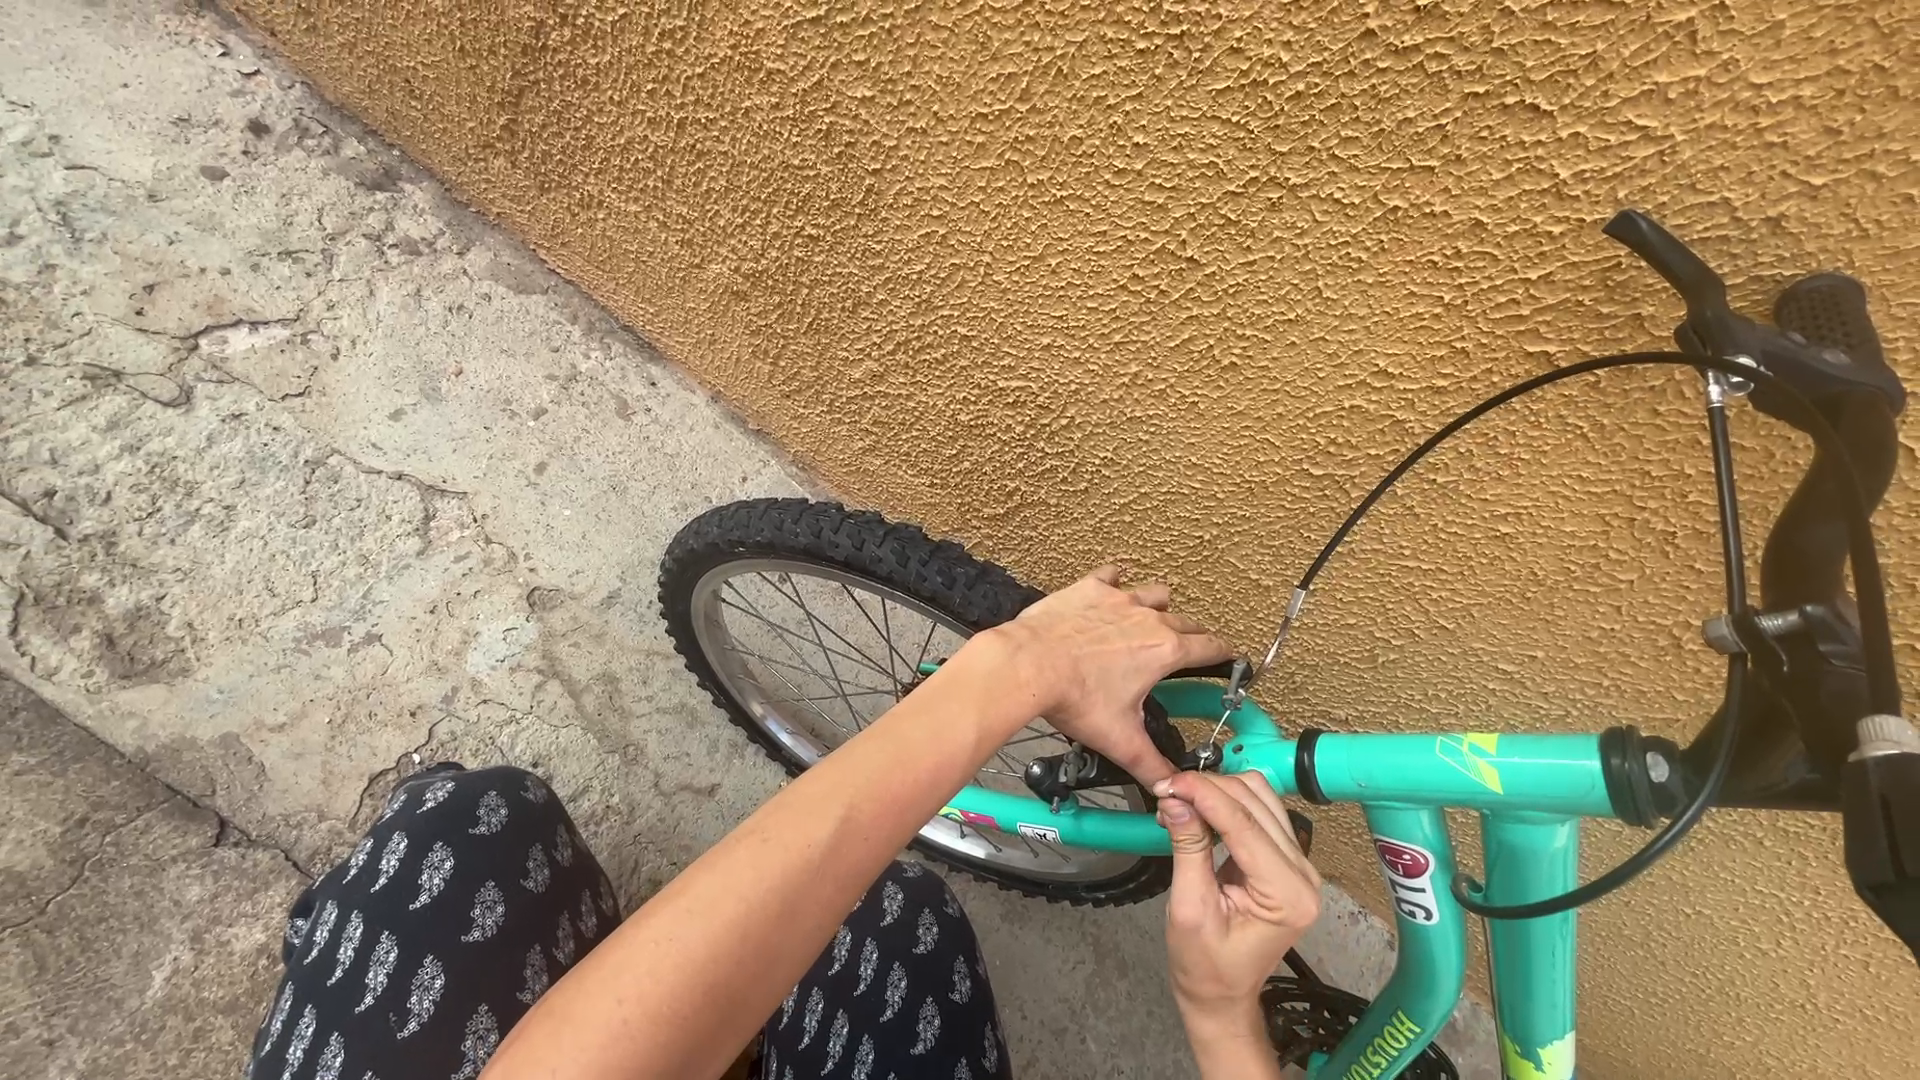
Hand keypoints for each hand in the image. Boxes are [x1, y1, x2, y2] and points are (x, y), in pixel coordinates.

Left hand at [981, 566, 1230, 785]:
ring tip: (1156, 615)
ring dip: (1160, 605)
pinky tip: (1113, 583)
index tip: (1227, 655)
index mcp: (1164, 651)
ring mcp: (1118, 599)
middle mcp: (1147, 618)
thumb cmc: (1073, 697)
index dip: (1223, 653)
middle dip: (1193, 634)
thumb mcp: (1120, 739)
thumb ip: (1151, 765)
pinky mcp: (1089, 589)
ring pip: (1154, 594)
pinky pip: (1111, 575)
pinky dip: (1115, 580)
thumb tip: (1168, 786)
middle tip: (1192, 646)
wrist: (1029, 664)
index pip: (1209, 647)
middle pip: (1184, 621)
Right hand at [1156, 771, 1321, 1036]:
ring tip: (1181, 801)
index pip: (1243, 823)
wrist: (1221, 994)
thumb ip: (1188, 848)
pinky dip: (1227, 799)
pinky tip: (1199, 808)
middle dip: (1207, 788)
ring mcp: (1300, 864)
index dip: (1203, 794)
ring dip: (1218, 788)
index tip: (1167, 782)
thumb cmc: (1204, 964)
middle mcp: (1304, 874)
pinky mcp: (1287, 858)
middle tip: (1166, 792)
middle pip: (1255, 801)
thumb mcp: (1188, 908)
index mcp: (1287, 894)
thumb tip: (1174, 798)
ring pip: (1260, 795)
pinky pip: (1260, 809)